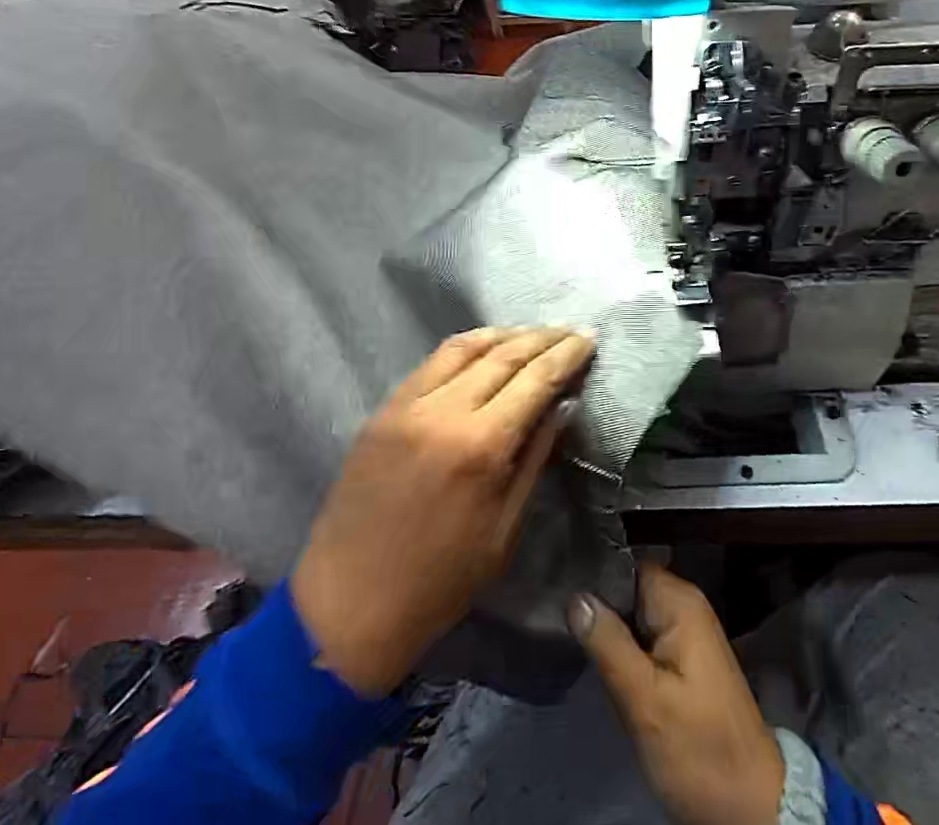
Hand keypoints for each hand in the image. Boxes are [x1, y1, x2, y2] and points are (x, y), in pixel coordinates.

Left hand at [293, 326, 594, 695]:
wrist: (348, 607)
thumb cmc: (442, 578)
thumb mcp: (507, 526)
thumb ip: (537, 457)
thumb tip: (564, 406)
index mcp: (480, 446)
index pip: (535, 380)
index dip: (567, 355)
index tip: (590, 339)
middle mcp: (442, 413)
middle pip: (503, 355)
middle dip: (544, 338)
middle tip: (572, 331)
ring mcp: (405, 409)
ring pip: (462, 348)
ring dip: (505, 335)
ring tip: (534, 334)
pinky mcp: (381, 415)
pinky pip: (430, 365)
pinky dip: (465, 348)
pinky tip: (486, 350)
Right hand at [572, 565, 784, 824]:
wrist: (744, 796)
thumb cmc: (696, 746)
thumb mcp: (645, 699)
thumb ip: (610, 645)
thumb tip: (576, 597)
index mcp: (682, 604)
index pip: (631, 567)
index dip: (596, 575)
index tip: (557, 588)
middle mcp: (686, 607)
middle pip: (630, 589)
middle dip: (597, 603)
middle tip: (553, 620)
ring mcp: (685, 633)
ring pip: (633, 615)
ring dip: (605, 627)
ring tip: (563, 634)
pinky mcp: (681, 658)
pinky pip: (643, 637)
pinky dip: (620, 646)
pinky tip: (592, 656)